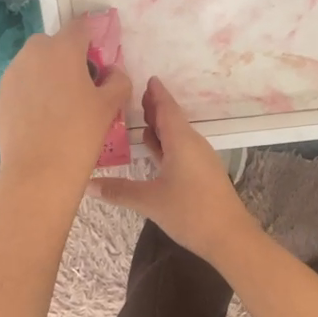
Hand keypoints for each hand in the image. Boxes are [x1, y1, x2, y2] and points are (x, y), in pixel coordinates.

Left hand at [0, 20, 131, 197]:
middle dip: (68, 59)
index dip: (92, 39)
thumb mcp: (110, 106)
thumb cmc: (80, 135)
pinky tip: (42, 121)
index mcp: (63, 48)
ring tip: (60, 108)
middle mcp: (33, 52)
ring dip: (48, 76)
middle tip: (81, 89)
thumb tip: (113, 72)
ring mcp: (12, 73)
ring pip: (35, 65)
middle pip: (54, 44)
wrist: (39, 172)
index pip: (80, 26)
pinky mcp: (0, 95)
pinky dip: (33, 94)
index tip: (99, 61)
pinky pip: (22, 85)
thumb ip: (118, 80)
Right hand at [90, 77, 261, 261]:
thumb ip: (119, 191)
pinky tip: (155, 153)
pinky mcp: (203, 176)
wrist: (229, 237)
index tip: (146, 79)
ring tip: (140, 123)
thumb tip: (88, 185)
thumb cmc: (190, 212)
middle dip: (155, 109)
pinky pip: (182, 151)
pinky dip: (167, 146)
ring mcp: (200, 161)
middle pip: (173, 120)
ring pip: (178, 137)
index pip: (167, 108)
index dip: (156, 94)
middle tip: (135, 99)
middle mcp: (193, 145)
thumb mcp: (150, 201)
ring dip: (160, 129)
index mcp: (181, 141)